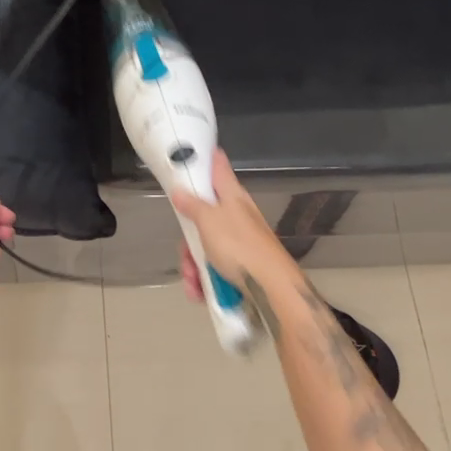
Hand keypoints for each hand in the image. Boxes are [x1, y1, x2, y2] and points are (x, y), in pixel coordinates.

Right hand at [172, 150, 295, 303]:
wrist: (271, 288)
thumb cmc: (240, 247)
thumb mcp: (209, 221)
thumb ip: (192, 204)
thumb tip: (179, 189)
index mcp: (232, 196)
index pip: (218, 167)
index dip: (204, 159)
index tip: (188, 159)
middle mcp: (236, 215)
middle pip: (203, 217)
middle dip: (189, 239)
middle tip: (185, 251)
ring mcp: (239, 242)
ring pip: (205, 247)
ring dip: (194, 266)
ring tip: (194, 281)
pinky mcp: (241, 265)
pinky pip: (215, 268)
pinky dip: (205, 280)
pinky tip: (201, 291)